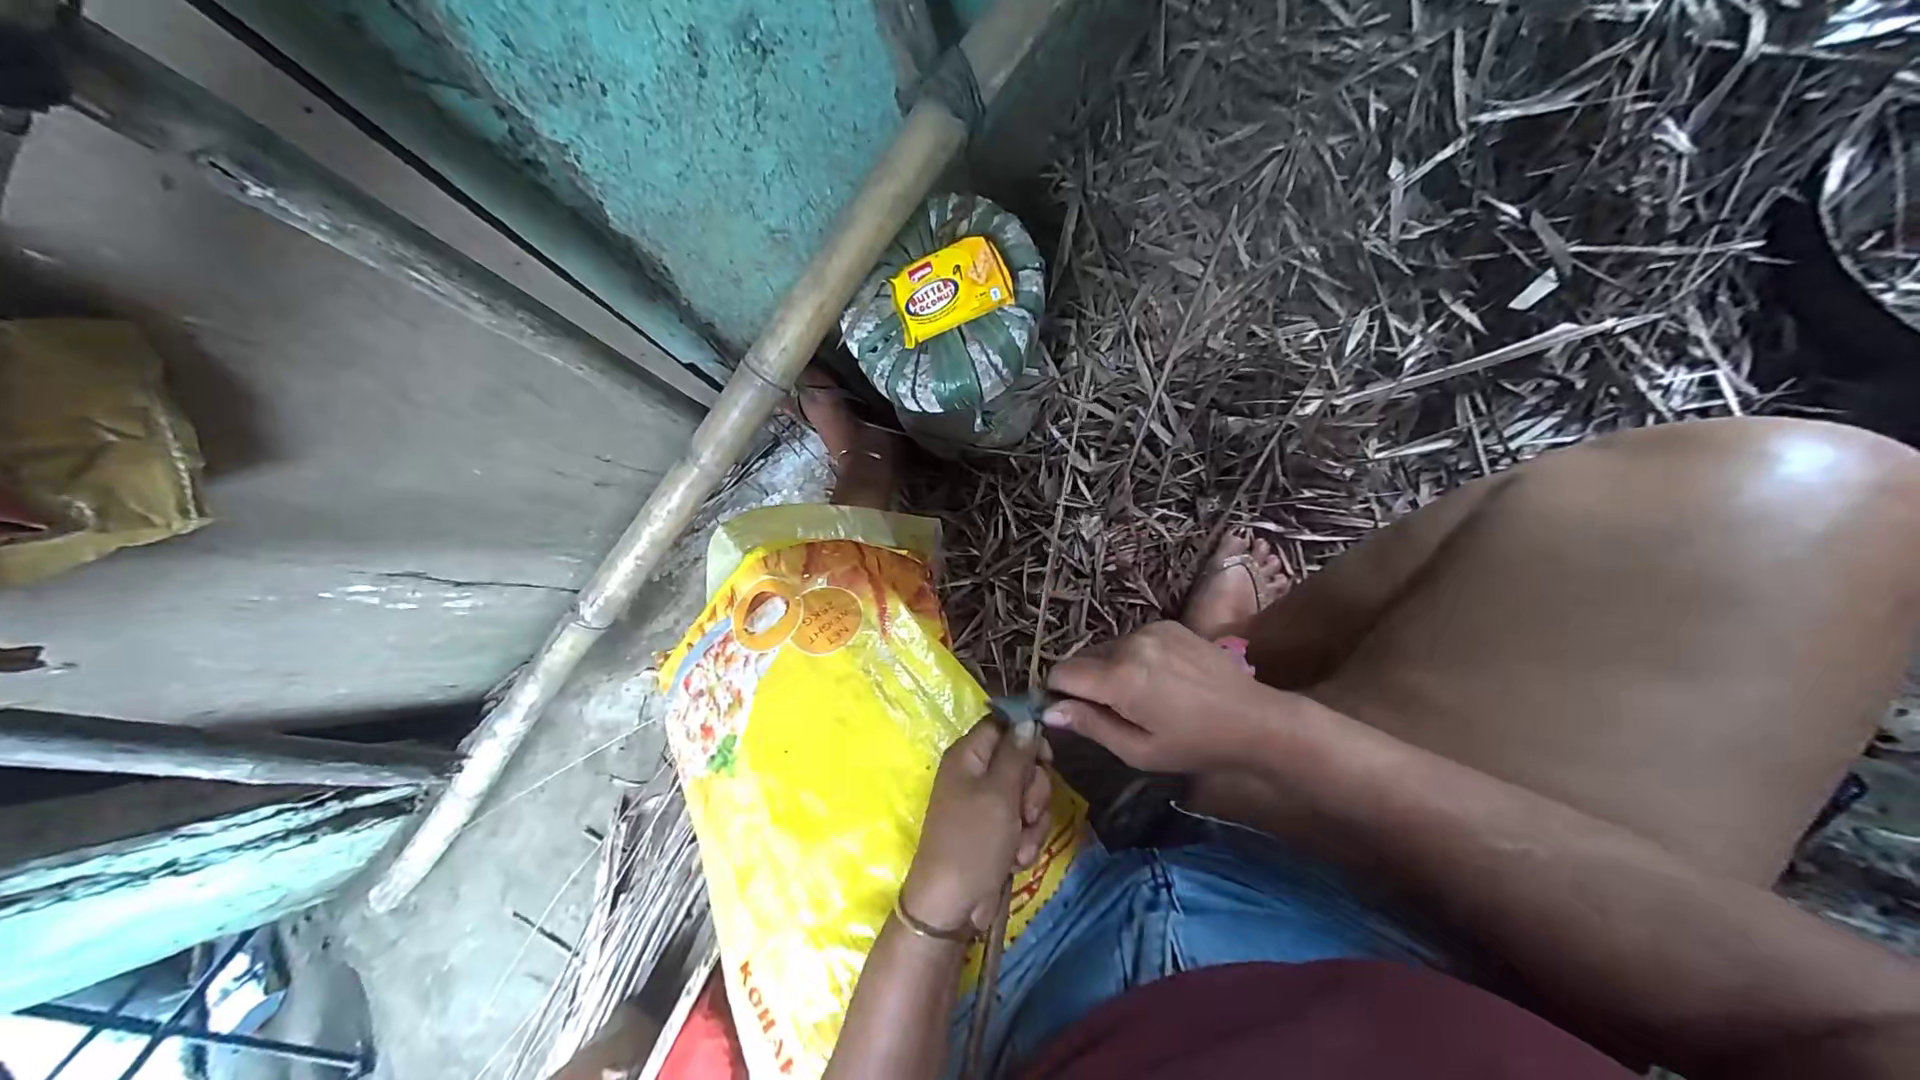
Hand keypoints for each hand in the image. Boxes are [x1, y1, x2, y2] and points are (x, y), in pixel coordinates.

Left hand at [900, 717, 1052, 934]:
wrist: (953, 905)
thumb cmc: (972, 841)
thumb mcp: (998, 793)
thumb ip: (1016, 754)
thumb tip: (1028, 720)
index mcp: (968, 755)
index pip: (1003, 724)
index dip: (1028, 736)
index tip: (1046, 756)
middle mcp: (977, 774)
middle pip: (1022, 761)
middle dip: (1033, 789)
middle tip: (1025, 810)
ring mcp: (987, 804)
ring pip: (1029, 795)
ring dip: (1032, 821)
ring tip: (1018, 842)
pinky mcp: (998, 830)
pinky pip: (1025, 823)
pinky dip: (1026, 841)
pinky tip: (1015, 858)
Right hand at [1044, 620, 1295, 772]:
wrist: (1257, 720)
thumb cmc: (1196, 745)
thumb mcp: (1138, 750)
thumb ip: (1090, 725)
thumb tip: (1048, 710)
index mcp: (1120, 678)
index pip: (1061, 672)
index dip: (1057, 692)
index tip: (1070, 712)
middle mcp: (1129, 644)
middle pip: (1082, 658)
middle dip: (1084, 682)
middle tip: (1111, 711)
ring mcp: (1150, 629)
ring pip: (1106, 648)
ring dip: (1108, 669)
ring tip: (1140, 697)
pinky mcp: (1167, 624)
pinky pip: (1131, 639)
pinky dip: (1131, 657)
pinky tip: (1159, 679)